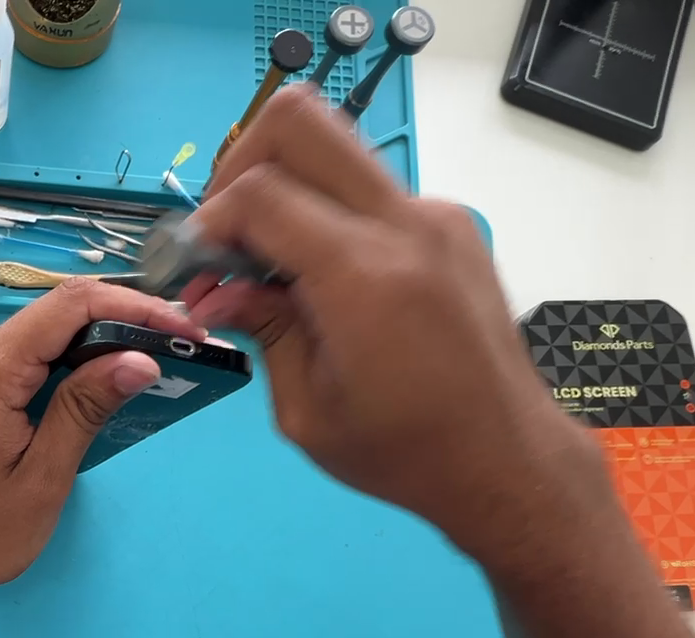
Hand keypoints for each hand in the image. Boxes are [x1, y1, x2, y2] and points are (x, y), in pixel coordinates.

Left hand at [0, 279, 205, 590]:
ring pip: (47, 331)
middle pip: (58, 314)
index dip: (132, 307)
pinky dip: (71, 361)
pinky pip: (30, 352)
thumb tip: (140, 359)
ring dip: (100, 343)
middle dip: (123, 324)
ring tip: (153, 363)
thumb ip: (86, 410)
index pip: (68, 308)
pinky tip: (106, 379)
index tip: (180, 329)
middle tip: (178, 349)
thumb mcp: (42, 478)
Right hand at [184, 86, 606, 563]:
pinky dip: (320, 216)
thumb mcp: (303, 407)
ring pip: (335, 149)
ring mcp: (436, 215)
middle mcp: (405, 223)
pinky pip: (366, 191)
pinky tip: (312, 279)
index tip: (191, 266)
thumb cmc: (396, 452)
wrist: (502, 459)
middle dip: (239, 168)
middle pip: (301, 122)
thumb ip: (262, 329)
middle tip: (223, 236)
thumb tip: (215, 292)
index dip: (208, 220)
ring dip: (281, 191)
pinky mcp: (449, 225)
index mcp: (363, 276)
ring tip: (262, 266)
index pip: (261, 194)